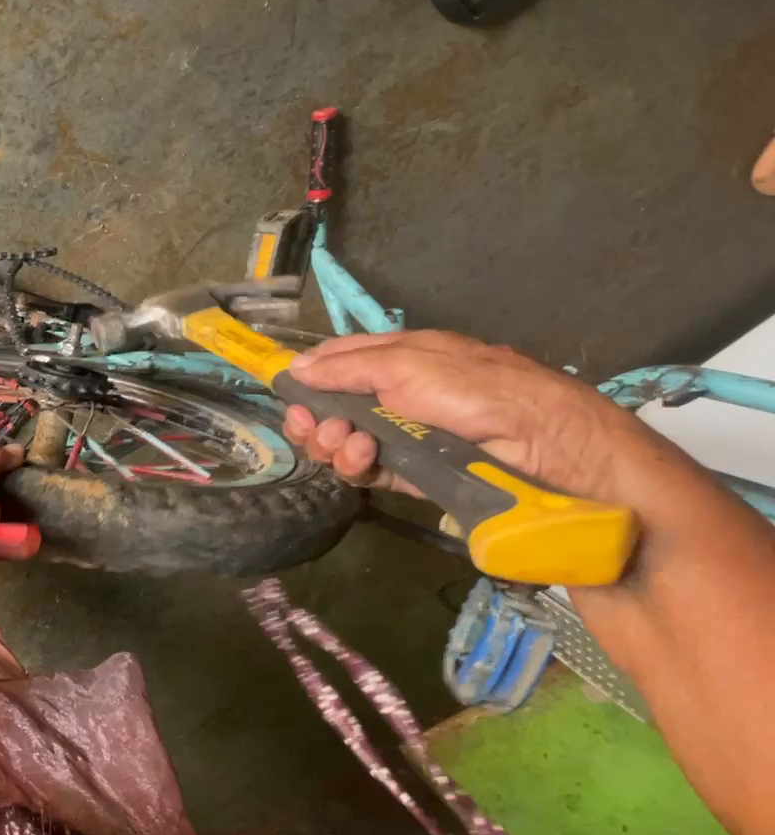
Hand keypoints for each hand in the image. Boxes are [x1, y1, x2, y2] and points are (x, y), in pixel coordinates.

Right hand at [280, 330, 664, 502]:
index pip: (339, 363)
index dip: (309, 375)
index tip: (287, 390)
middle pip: (331, 407)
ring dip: (333, 443)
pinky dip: (354, 466)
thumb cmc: (481, 394)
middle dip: (315, 417)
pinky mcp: (408, 474)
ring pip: (340, 442)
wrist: (548, 455)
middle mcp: (396, 397)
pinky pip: (362, 471)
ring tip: (351, 444)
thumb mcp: (412, 363)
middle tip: (316, 425)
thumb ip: (349, 366)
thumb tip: (294, 368)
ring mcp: (401, 437)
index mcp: (402, 360)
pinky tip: (365, 459)